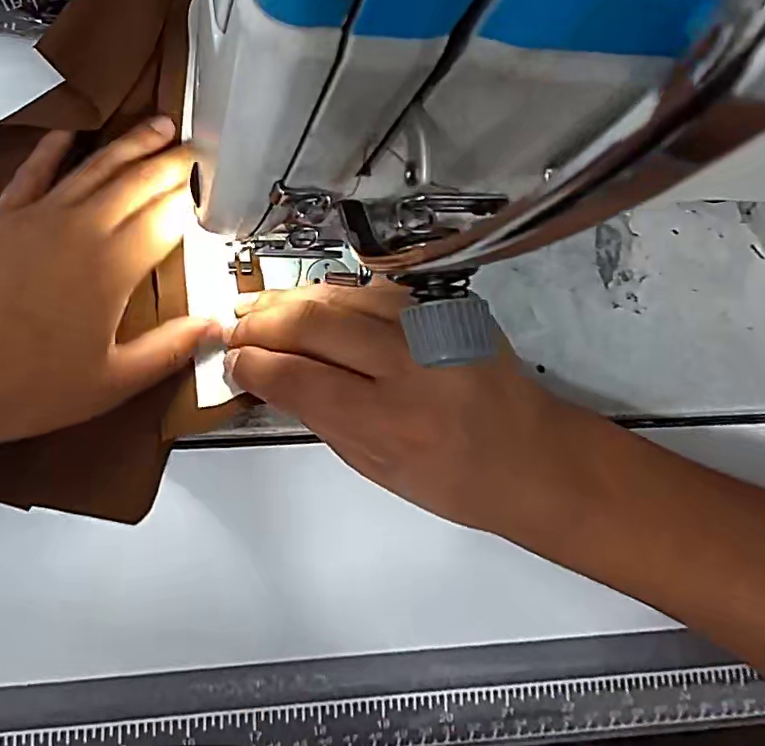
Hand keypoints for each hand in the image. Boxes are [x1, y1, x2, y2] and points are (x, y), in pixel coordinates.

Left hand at [0, 118, 215, 507]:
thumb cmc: (21, 386)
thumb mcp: (109, 383)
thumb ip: (168, 350)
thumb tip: (212, 328)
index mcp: (112, 268)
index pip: (167, 217)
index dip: (193, 200)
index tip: (211, 191)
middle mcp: (81, 230)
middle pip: (139, 182)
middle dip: (173, 162)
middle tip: (196, 151)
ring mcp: (39, 217)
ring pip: (98, 166)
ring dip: (132, 143)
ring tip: (159, 126)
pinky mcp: (4, 217)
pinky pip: (36, 169)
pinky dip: (55, 145)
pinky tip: (72, 130)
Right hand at [224, 284, 604, 536]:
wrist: (532, 452)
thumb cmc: (456, 476)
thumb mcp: (374, 465)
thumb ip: (316, 414)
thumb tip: (266, 376)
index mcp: (394, 421)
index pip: (297, 377)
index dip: (252, 364)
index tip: (233, 360)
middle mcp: (413, 364)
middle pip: (311, 323)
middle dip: (259, 321)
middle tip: (234, 327)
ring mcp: (430, 324)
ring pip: (335, 294)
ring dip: (286, 298)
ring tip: (256, 307)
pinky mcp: (441, 304)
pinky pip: (367, 287)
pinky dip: (327, 292)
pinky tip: (303, 299)